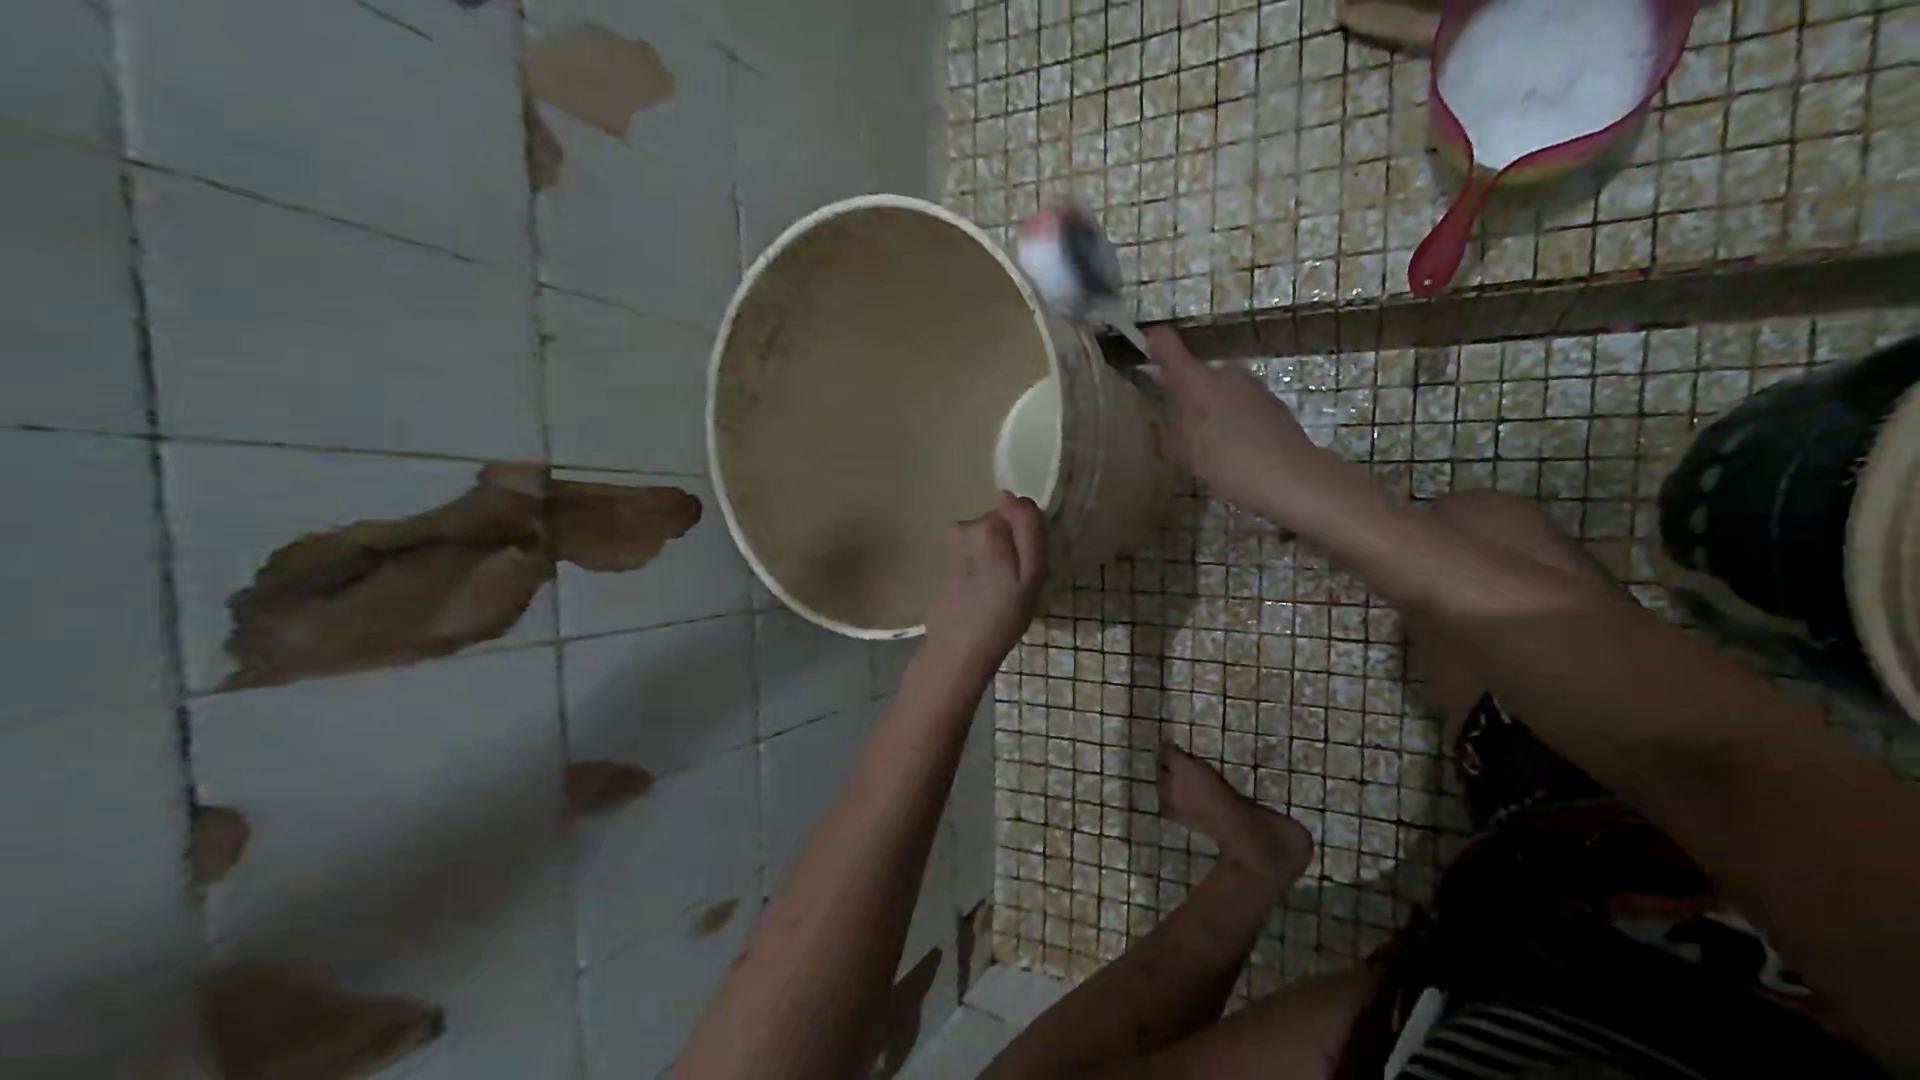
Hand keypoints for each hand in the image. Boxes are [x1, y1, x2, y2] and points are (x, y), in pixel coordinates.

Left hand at [923, 492, 1047, 677]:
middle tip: (1016, 586)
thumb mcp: (1032, 574)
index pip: (1020, 515)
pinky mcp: (942, 561)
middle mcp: (963, 527)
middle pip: (1001, 526)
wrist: (958, 651)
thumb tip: (1010, 494)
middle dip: (1012, 549)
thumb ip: (1028, 529)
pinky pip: (973, 555)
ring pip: (988, 541)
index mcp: (986, 526)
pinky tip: (982, 595)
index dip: (1028, 542)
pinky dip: (981, 570)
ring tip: (999, 593)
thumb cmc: (1003, 616)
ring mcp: (949, 544)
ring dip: (997, 560)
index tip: (1027, 570)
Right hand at [1149, 326, 1324, 512]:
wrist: (1292, 478)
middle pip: (1197, 373)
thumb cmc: (1229, 463)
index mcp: (1200, 381)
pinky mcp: (1273, 405)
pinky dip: (1229, 417)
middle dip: (1182, 389)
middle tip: (1170, 415)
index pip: (1169, 347)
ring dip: (1207, 405)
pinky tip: (1229, 446)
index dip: (1154, 343)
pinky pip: (1239, 404)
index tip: (1143, 346)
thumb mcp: (1184, 452)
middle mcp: (1227, 374)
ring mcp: (1254, 388)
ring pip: (1219, 389)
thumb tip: (1164, 417)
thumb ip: (1168, 430)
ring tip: (1200, 438)